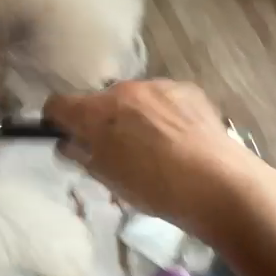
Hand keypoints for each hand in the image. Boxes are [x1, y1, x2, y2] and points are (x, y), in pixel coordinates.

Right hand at [45, 80, 272, 235]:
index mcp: (96, 112)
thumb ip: (83, 156)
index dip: (57, 121)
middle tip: (115, 150)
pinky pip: (163, 99)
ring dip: (134, 116)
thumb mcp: (109, 180)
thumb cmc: (156, 189)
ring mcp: (158, 86)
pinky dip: (163, 115)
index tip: (66, 137)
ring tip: (153, 147)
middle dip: (101, 120)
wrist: (218, 184)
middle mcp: (123, 90)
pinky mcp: (187, 90)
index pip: (58, 104)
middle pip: (99, 101)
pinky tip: (178, 140)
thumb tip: (69, 143)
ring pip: (134, 99)